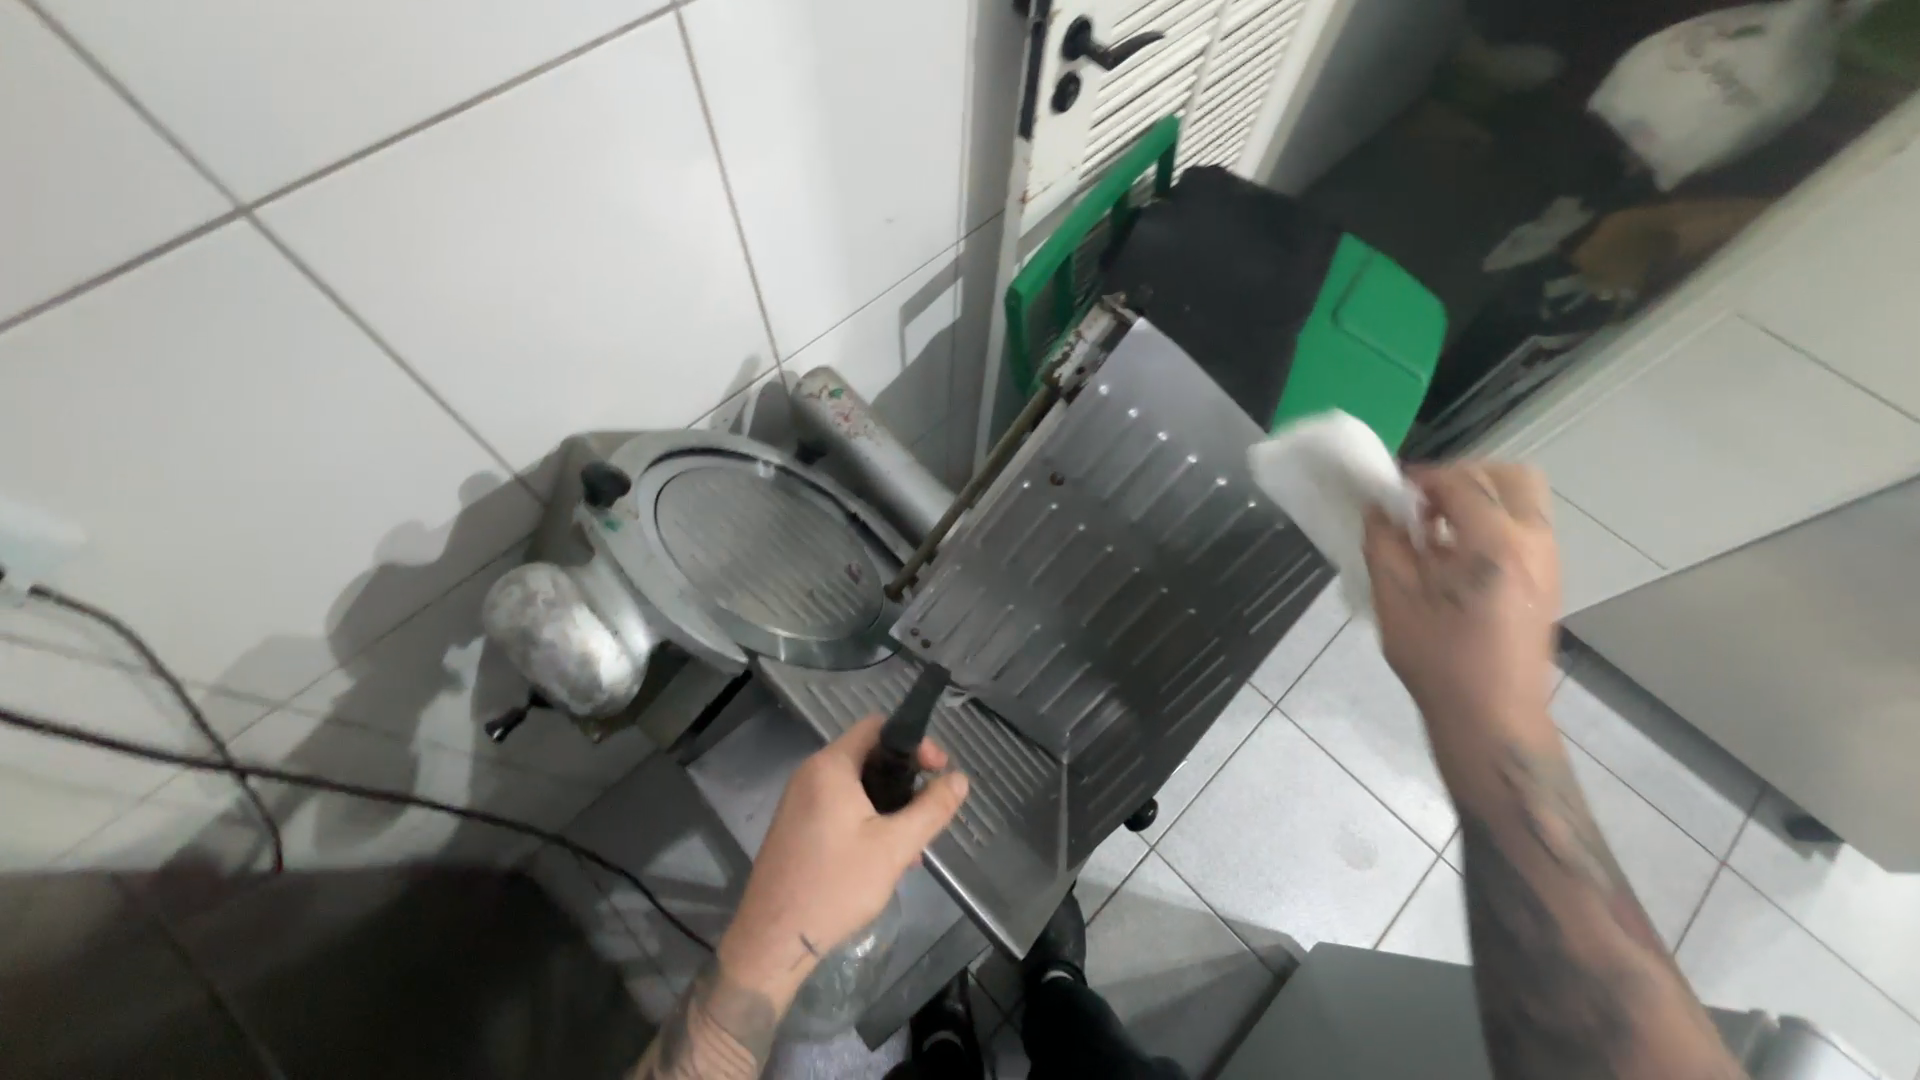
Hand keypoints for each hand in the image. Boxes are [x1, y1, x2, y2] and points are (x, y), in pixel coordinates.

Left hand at [716, 715, 969, 1007]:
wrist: (774, 940)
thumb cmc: (835, 885)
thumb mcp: (895, 847)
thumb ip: (931, 809)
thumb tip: (959, 779)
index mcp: (830, 766)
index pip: (877, 727)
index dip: (913, 741)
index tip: (939, 771)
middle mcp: (810, 774)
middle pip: (868, 755)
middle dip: (904, 779)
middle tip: (929, 809)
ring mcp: (799, 800)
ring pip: (856, 785)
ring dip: (888, 804)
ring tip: (911, 843)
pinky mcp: (796, 826)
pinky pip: (839, 806)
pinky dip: (865, 817)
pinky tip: (883, 856)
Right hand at [1363, 462, 1560, 747]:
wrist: (1491, 715)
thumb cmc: (1437, 659)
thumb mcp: (1393, 598)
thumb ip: (1383, 543)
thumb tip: (1377, 508)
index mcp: (1493, 545)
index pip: (1461, 483)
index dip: (1422, 479)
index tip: (1391, 493)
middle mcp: (1532, 543)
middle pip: (1509, 476)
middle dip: (1462, 477)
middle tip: (1422, 502)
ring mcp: (1548, 561)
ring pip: (1523, 499)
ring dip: (1479, 499)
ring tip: (1437, 530)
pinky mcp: (1548, 579)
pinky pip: (1526, 527)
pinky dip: (1493, 522)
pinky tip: (1456, 556)